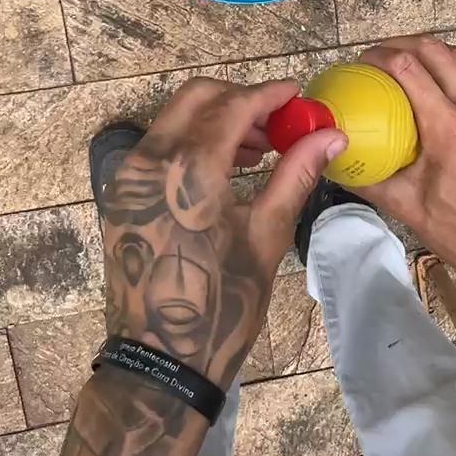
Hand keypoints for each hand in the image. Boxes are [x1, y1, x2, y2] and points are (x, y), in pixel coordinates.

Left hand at [99, 78, 345, 388]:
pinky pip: (160, 145)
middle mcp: (150, 160)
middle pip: (198, 97)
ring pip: (176, 117)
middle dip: (241, 100)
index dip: (269, 95)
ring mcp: (129, 176)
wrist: (162, 361)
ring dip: (218, 118)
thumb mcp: (267, 234)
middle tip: (277, 123)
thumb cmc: (224, 302)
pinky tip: (226, 168)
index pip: (233, 106)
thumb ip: (296, 174)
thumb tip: (333, 135)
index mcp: (189, 169)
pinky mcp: (122, 193)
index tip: (297, 94)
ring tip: (258, 149)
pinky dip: (193, 140)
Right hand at [350, 37, 455, 292]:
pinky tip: (445, 88)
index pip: (408, 68)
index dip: (380, 56)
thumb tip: (337, 160)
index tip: (362, 62)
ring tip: (411, 64)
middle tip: (381, 55)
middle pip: (437, 50)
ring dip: (434, 53)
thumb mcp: (406, 208)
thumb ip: (367, 180)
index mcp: (448, 128)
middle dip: (403, 43)